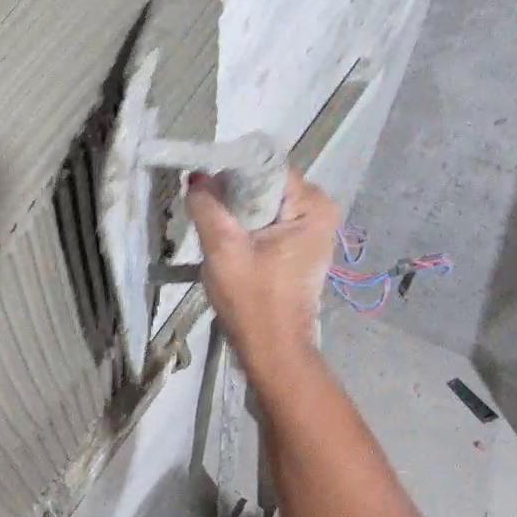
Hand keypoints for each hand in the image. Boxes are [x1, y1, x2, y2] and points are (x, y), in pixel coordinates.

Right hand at [185, 167, 338, 372]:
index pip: (265, 169)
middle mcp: (319, 211)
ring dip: (233, 215)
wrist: (271, 347)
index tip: (202, 191)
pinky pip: (264, 222)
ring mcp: (310, 230)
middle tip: (206, 218)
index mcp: (313, 205)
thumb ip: (207, 207)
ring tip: (214, 234)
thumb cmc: (252, 299)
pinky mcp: (297, 247)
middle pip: (263, 186)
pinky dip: (243, 229)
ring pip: (260, 205)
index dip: (230, 174)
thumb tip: (196, 178)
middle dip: (231, 197)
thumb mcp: (222, 248)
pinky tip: (228, 247)